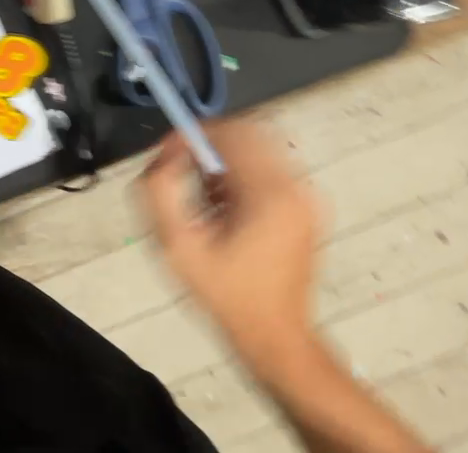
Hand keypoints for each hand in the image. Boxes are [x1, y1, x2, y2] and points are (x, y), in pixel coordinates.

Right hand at [140, 119, 322, 375]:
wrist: (274, 336)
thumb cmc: (224, 291)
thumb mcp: (176, 241)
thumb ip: (160, 187)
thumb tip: (167, 151)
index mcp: (270, 193)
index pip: (231, 131)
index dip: (193, 135)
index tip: (170, 159)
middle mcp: (297, 188)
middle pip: (247, 135)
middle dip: (208, 148)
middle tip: (184, 178)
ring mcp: (307, 199)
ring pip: (256, 150)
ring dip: (223, 163)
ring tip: (204, 200)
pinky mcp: (306, 209)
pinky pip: (266, 170)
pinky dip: (239, 177)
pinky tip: (223, 210)